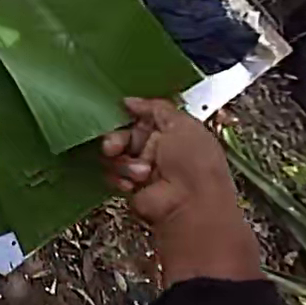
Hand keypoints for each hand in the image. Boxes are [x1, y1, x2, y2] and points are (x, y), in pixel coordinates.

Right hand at [100, 97, 262, 283]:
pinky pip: (112, 173)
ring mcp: (141, 167)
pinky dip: (120, 177)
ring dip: (123, 162)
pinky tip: (133, 183)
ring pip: (114, 155)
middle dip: (116, 139)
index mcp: (172, 131)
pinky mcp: (129, 185)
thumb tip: (129, 100)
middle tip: (114, 147)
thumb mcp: (182, 124)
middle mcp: (156, 148)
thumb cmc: (193, 163)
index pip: (141, 116)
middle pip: (122, 134)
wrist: (188, 204)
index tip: (118, 113)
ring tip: (140, 172)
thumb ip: (155, 108)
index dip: (128, 115)